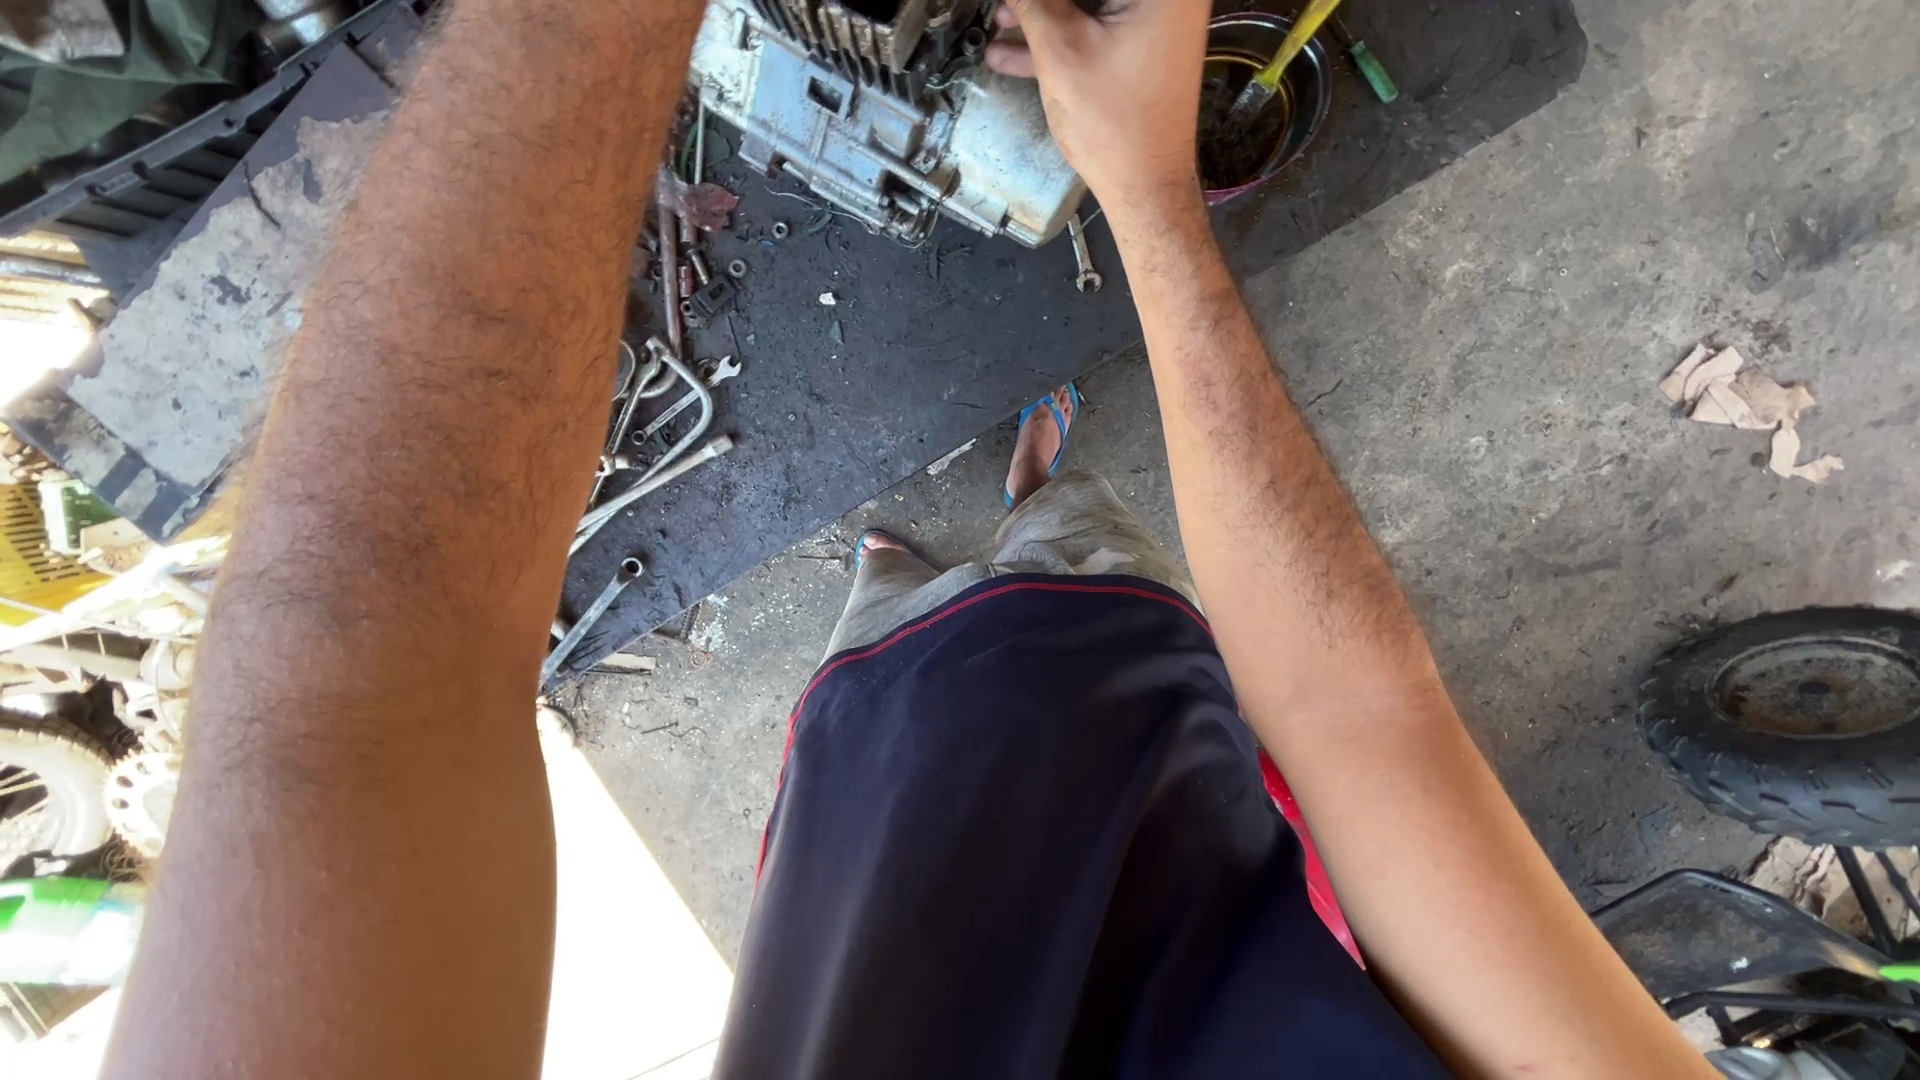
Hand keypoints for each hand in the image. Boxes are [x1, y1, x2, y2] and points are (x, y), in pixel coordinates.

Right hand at [985, 0, 1209, 214]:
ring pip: (1090, 6)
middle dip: (1042, 0)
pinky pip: (1096, 30)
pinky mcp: (1143, 51)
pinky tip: (1013, 50)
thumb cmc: (1114, 125)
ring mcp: (1156, 23)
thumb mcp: (1061, 52)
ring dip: (1043, 14)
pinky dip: (1061, 36)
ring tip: (998, 21)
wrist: (1145, 185)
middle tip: (1004, 9)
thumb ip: (1033, 3)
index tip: (1018, 2)